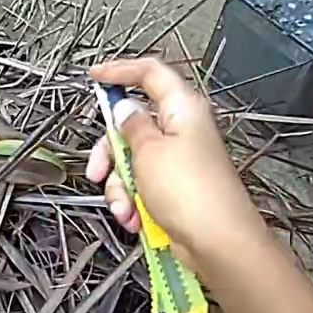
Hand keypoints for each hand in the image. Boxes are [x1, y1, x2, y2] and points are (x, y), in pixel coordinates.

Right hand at [85, 57, 267, 270]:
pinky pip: (141, 188)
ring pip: (131, 162)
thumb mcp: (148, 153)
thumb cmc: (193, 195)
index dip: (120, 71)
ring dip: (120, 187)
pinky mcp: (174, 190)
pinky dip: (133, 203)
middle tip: (99, 170)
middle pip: (131, 127)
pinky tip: (136, 219)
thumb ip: (131, 127)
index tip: (96, 76)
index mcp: (182, 109)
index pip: (149, 74)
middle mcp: (182, 132)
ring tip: (126, 207)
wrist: (216, 241)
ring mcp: (177, 162)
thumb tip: (123, 111)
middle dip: (110, 154)